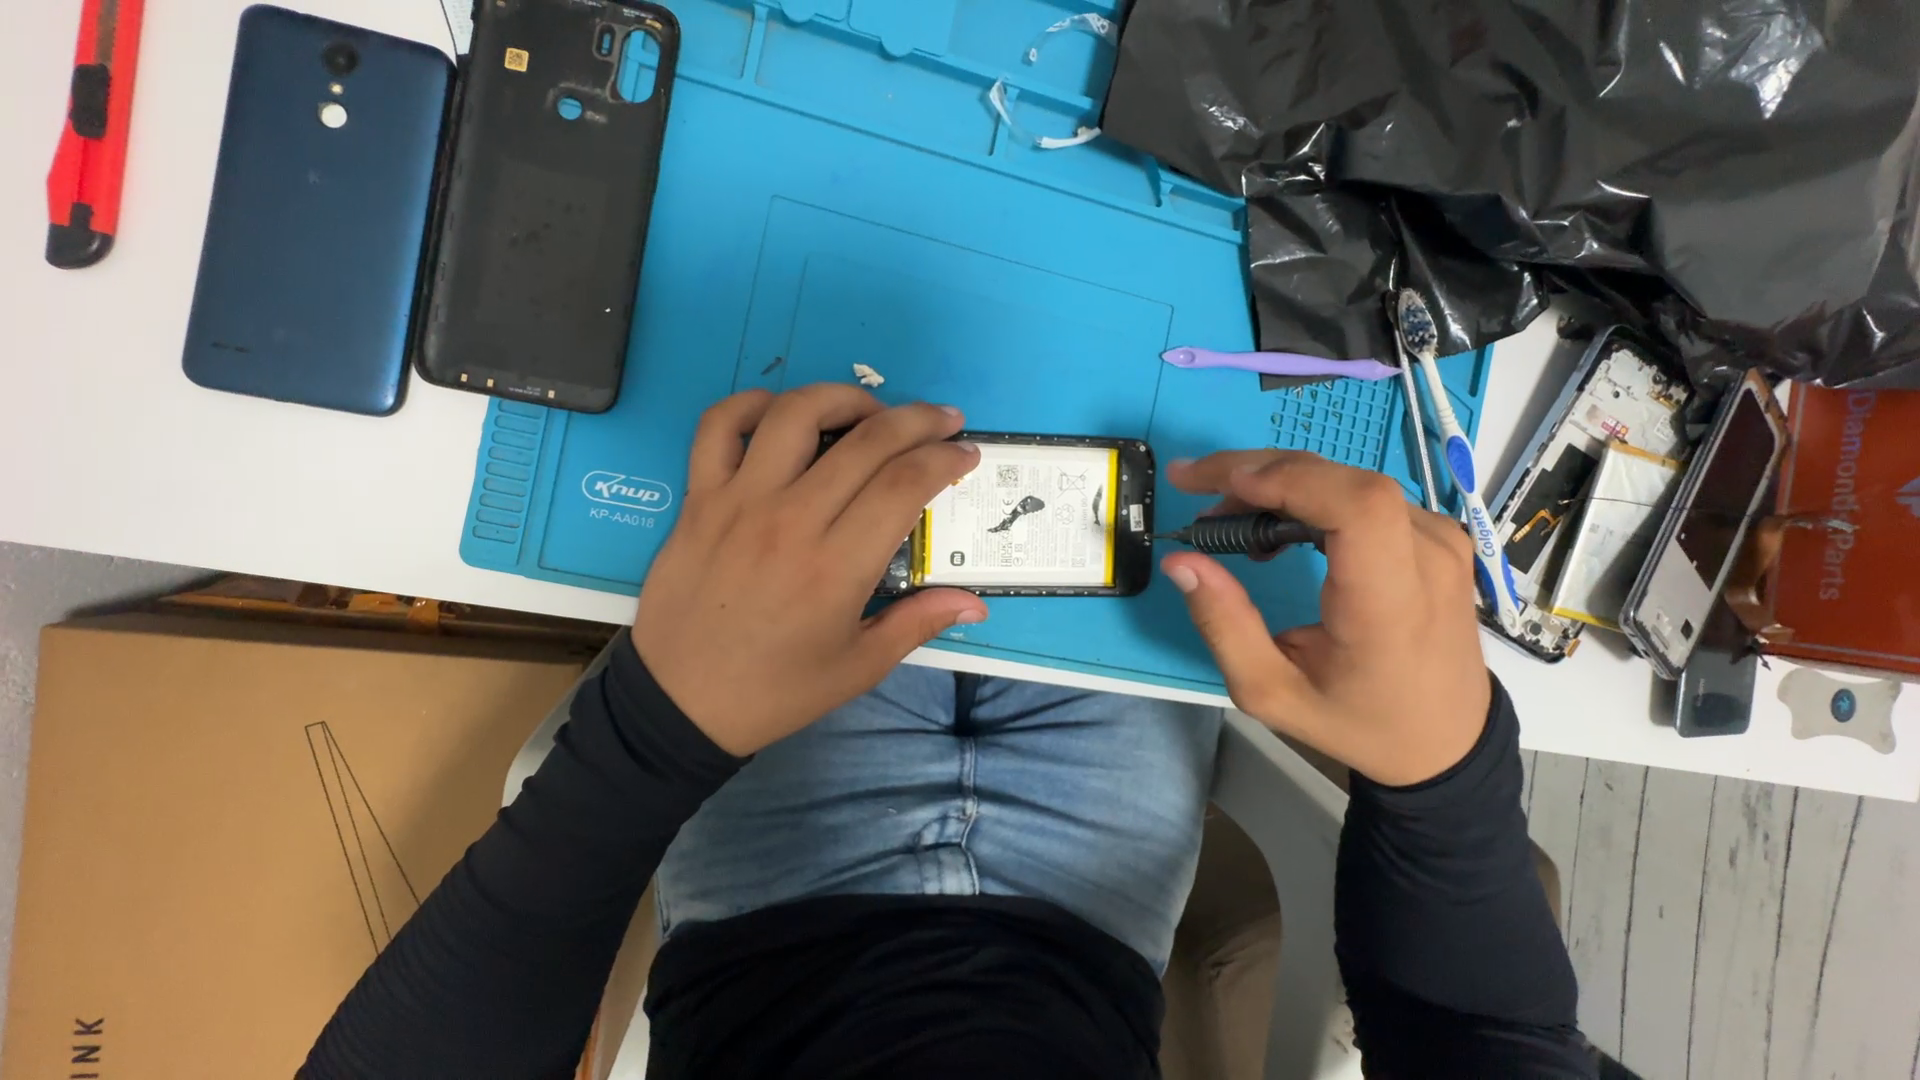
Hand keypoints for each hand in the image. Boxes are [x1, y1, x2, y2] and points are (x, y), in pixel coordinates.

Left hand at [632, 385, 986, 755]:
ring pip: (796, 414)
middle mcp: (792, 520)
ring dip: (845, 397)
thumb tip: (975, 603)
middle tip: (942, 421)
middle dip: (918, 420)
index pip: (905, 484)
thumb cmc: (777, 689)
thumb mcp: (859, 667)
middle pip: (867, 441)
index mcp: (837, 566)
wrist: (681, 703)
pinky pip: (719, 427)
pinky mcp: (699, 498)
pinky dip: (753, 404)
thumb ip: (919, 624)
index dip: (945, 459)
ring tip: (871, 411)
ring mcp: (739, 502)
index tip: (965, 454)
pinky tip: (783, 415)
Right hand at [1160, 452, 1490, 786]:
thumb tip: (1180, 562)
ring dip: (1276, 483)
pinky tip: (1271, 524)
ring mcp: (1437, 539)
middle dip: (1257, 472)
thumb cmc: (1357, 720)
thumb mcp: (1272, 693)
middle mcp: (1427, 556)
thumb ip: (1224, 626)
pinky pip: (1359, 494)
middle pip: (1341, 481)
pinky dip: (1305, 496)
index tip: (1224, 488)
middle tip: (1194, 488)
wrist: (1445, 738)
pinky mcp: (1433, 534)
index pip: (1357, 506)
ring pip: (1345, 480)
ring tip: (1225, 516)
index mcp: (1391, 602)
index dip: (1289, 480)